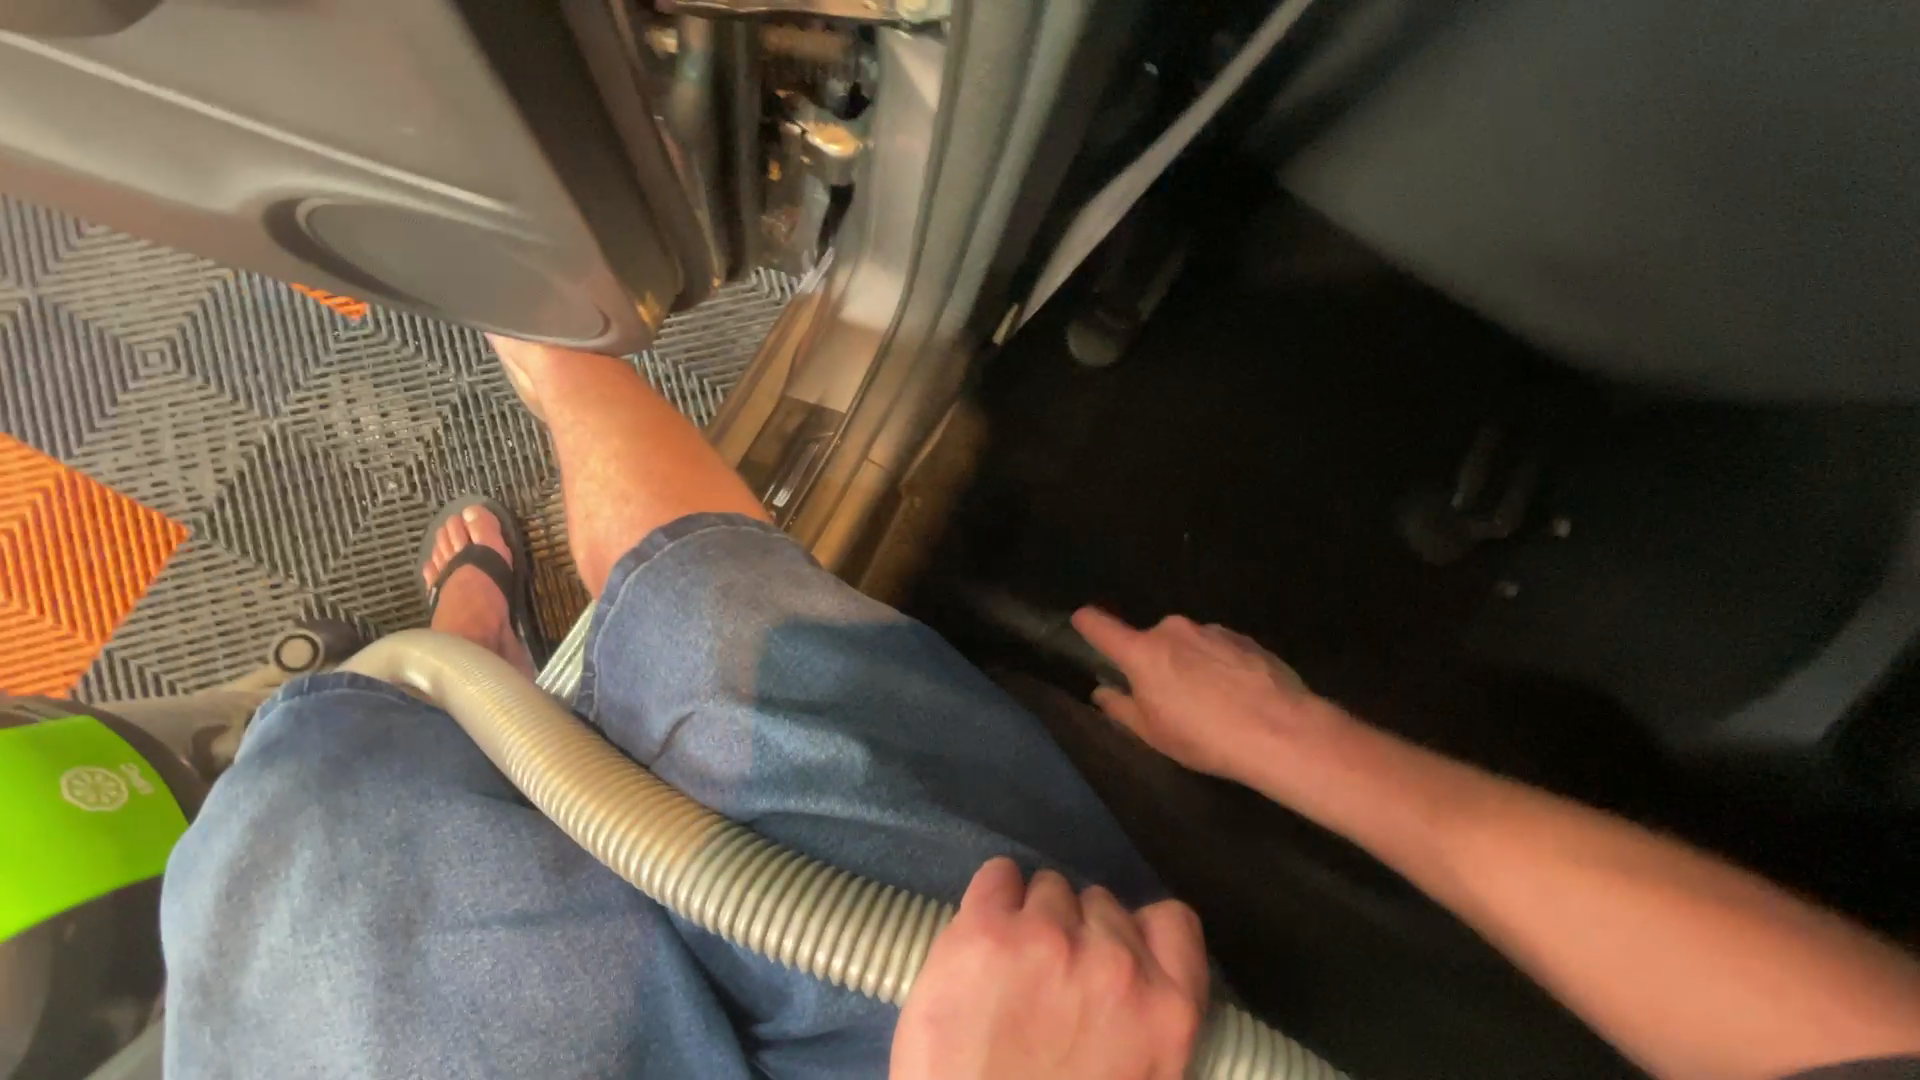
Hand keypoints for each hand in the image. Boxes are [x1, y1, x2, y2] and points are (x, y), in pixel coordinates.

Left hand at [891, 859, 1208, 1079]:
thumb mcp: (1139, 1079)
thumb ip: (1144, 1024)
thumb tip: (1128, 984)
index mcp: (1165, 1011)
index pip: (1173, 922)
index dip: (1138, 932)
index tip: (1111, 953)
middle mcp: (1114, 961)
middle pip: (1099, 902)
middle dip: (1076, 933)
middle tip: (1047, 980)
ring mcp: (1048, 938)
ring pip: (1047, 888)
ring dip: (1032, 917)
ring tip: (1007, 966)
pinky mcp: (986, 929)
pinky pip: (998, 876)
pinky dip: (994, 896)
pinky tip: (982, 932)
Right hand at [1071, 608, 1335, 780]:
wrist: (1281, 731)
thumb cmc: (1204, 737)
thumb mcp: (1154, 734)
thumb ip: (1121, 708)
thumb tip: (1103, 691)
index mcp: (1142, 652)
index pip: (1099, 625)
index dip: (1086, 623)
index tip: (1082, 623)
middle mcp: (1173, 630)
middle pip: (1149, 641)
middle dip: (1154, 663)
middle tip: (1168, 698)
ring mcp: (1211, 630)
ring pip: (1187, 645)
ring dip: (1189, 664)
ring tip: (1210, 702)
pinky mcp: (1243, 638)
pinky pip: (1217, 649)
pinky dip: (1219, 666)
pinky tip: (1236, 695)